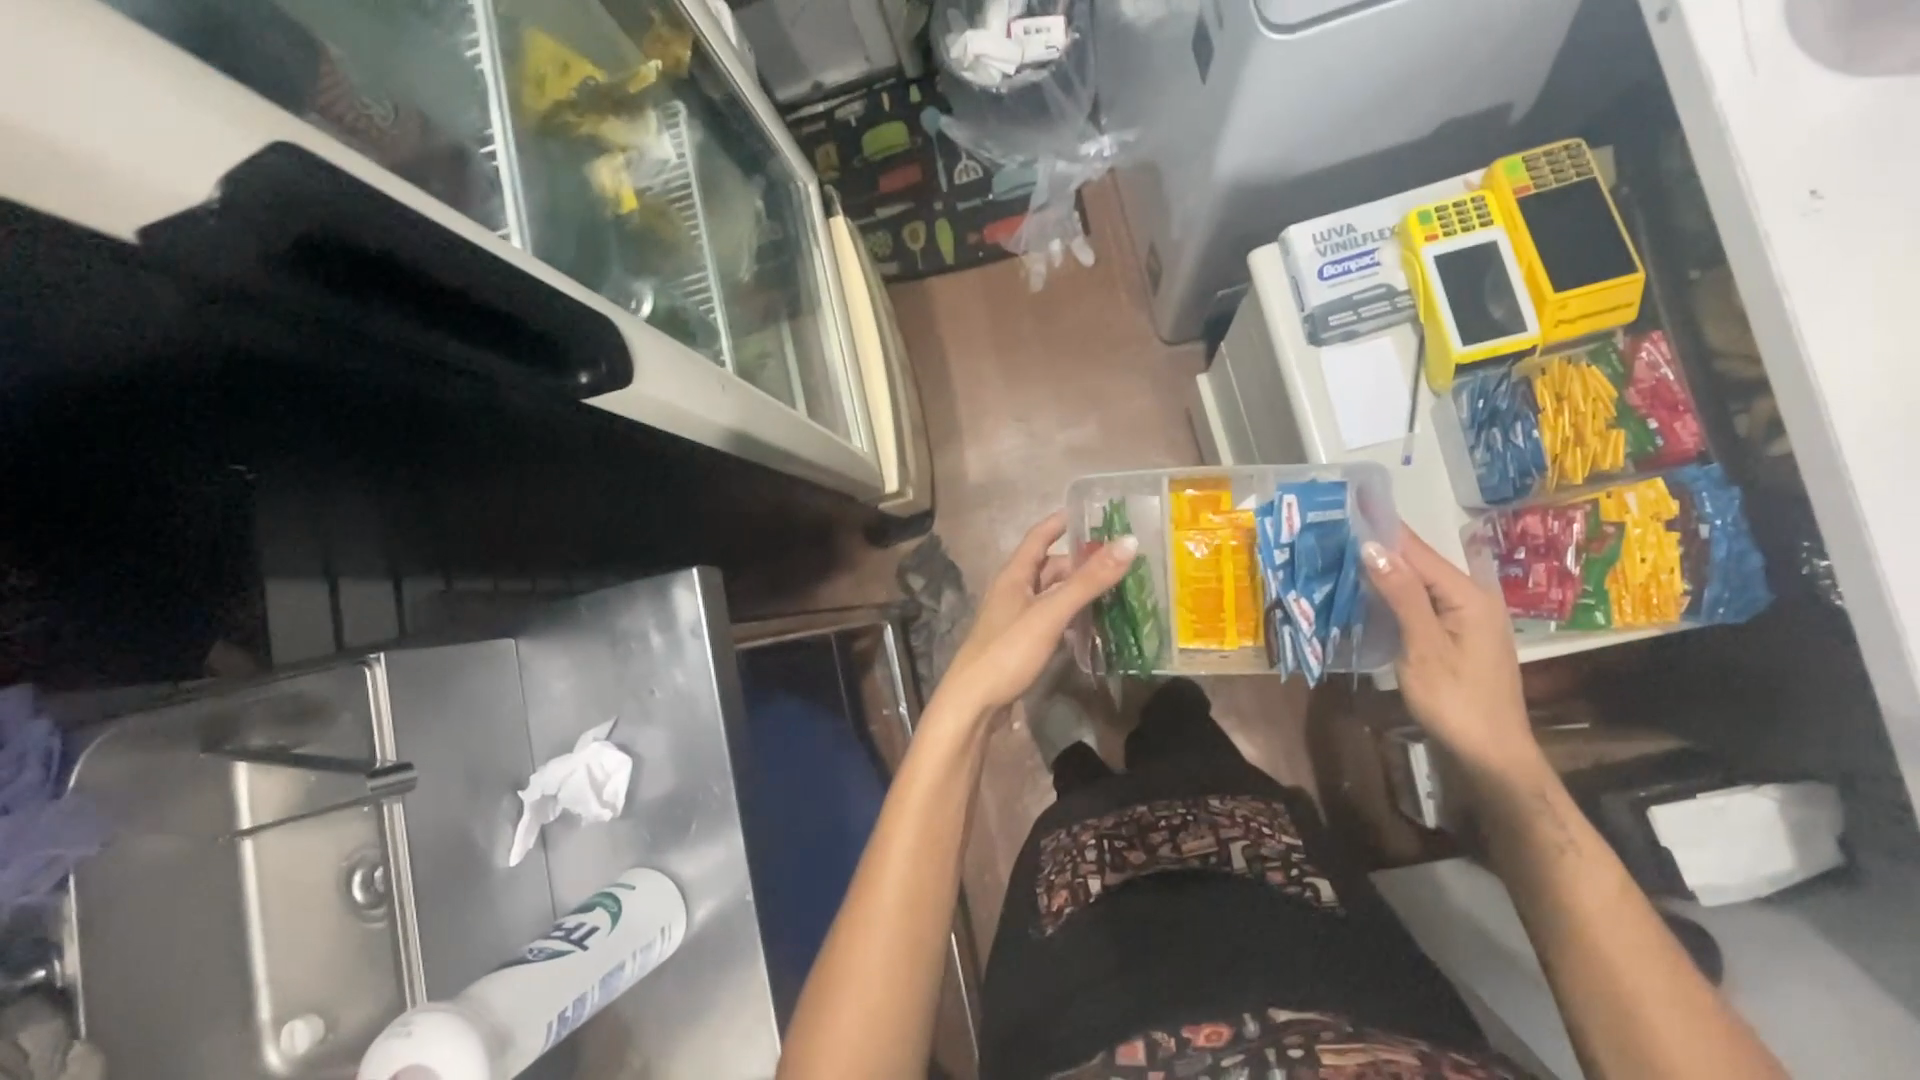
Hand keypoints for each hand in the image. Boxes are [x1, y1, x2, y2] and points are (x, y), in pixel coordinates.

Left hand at [936, 512, 1136, 715]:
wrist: (973, 704)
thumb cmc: (1008, 651)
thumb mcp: (1051, 613)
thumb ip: (1088, 581)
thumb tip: (1129, 543)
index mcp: (1014, 575)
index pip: (1038, 536)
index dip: (1061, 521)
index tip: (1091, 511)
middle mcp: (1012, 591)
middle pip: (1048, 567)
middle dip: (1080, 562)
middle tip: (1119, 562)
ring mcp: (1014, 619)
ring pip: (1050, 596)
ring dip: (1077, 592)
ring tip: (1115, 593)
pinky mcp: (1019, 645)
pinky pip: (1049, 621)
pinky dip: (1070, 618)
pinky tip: (1091, 628)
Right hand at [1361, 528, 1536, 772]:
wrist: (1492, 755)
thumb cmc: (1456, 702)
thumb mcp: (1423, 648)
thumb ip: (1401, 596)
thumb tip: (1374, 547)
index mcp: (1469, 595)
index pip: (1417, 551)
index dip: (1381, 529)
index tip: (1348, 505)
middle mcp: (1473, 598)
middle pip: (1419, 564)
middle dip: (1379, 548)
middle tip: (1333, 533)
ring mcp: (1469, 619)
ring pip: (1419, 585)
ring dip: (1383, 573)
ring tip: (1340, 558)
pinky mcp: (1460, 637)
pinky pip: (1423, 604)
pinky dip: (1394, 597)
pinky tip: (1368, 597)